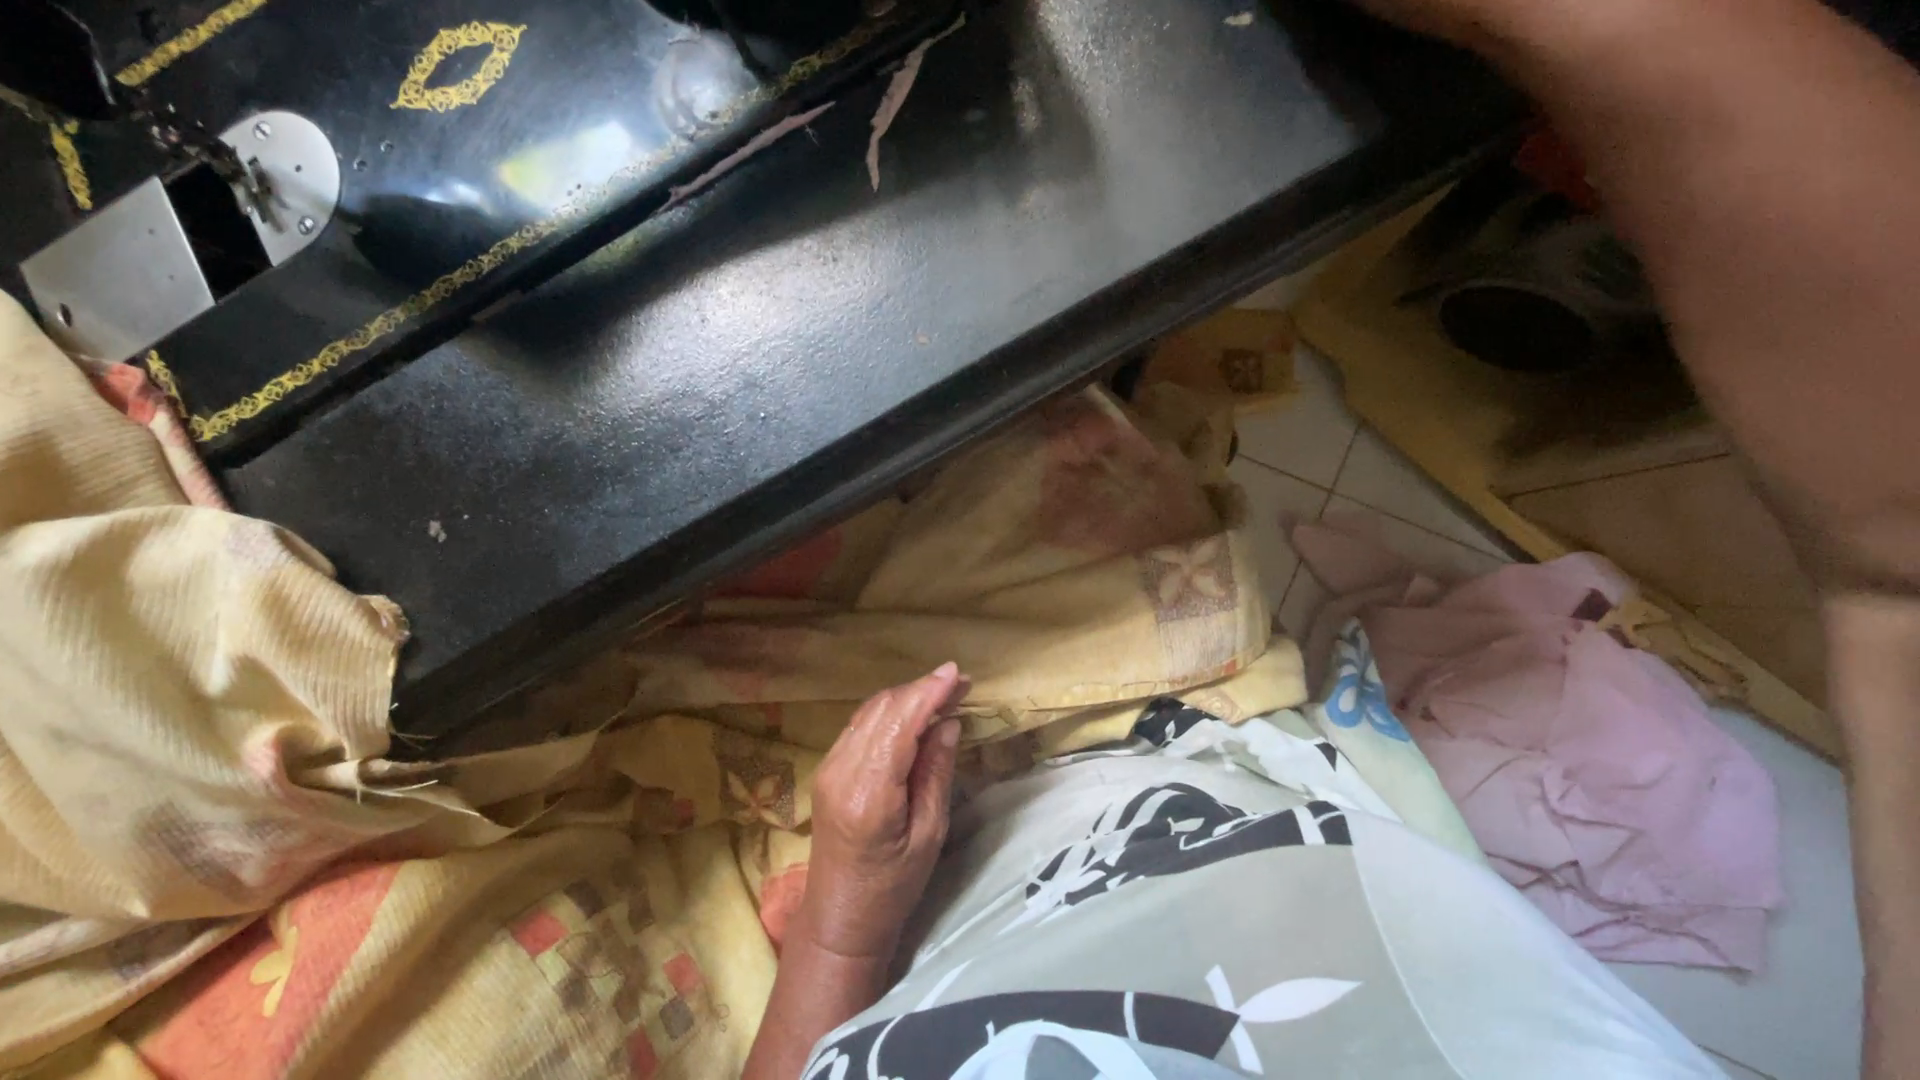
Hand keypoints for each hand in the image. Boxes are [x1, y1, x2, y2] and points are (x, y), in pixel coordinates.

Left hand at [796, 662, 965, 962]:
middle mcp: (841, 770)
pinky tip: (913, 715)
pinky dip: (889, 713)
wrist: (840, 917)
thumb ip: (936, 772)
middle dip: (921, 689)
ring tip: (943, 694)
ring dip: (906, 698)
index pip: (900, 722)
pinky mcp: (826, 770)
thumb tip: (948, 723)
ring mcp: (828, 768)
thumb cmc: (892, 887)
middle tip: (960, 685)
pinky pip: (859, 726)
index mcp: (869, 792)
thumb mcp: (929, 834)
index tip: (958, 674)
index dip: (929, 692)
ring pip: (869, 712)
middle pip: (882, 709)